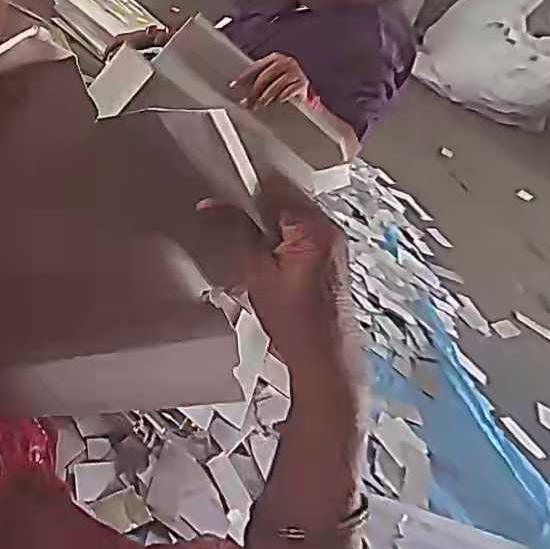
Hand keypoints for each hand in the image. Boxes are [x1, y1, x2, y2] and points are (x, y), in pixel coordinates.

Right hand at [198, 178, 351, 375]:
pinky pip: (302, 235)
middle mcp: (330, 230)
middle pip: (283, 201)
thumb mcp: (254, 271)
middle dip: (255, 213)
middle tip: (237, 231)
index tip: (221, 204)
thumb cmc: (297, 324)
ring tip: (257, 255)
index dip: (241, 196)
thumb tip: (215, 208)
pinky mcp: (332, 258)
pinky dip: (282, 242)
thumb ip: (235, 230)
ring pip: (291, 218)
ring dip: (268, 228)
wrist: (323, 358)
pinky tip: (271, 265)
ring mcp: (334, 244)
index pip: (271, 190)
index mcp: (314, 227)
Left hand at [234, 53, 310, 108]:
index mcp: (275, 58)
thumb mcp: (270, 76)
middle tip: (247, 102)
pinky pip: (288, 92)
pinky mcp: (302, 84)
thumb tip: (236, 86)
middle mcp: (286, 62)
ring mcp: (295, 72)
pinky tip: (276, 101)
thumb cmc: (282, 82)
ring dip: (266, 97)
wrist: (302, 87)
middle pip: (265, 77)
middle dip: (254, 92)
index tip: (234, 86)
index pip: (256, 67)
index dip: (243, 77)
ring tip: (259, 104)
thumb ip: (256, 79)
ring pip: (276, 85)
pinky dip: (280, 98)